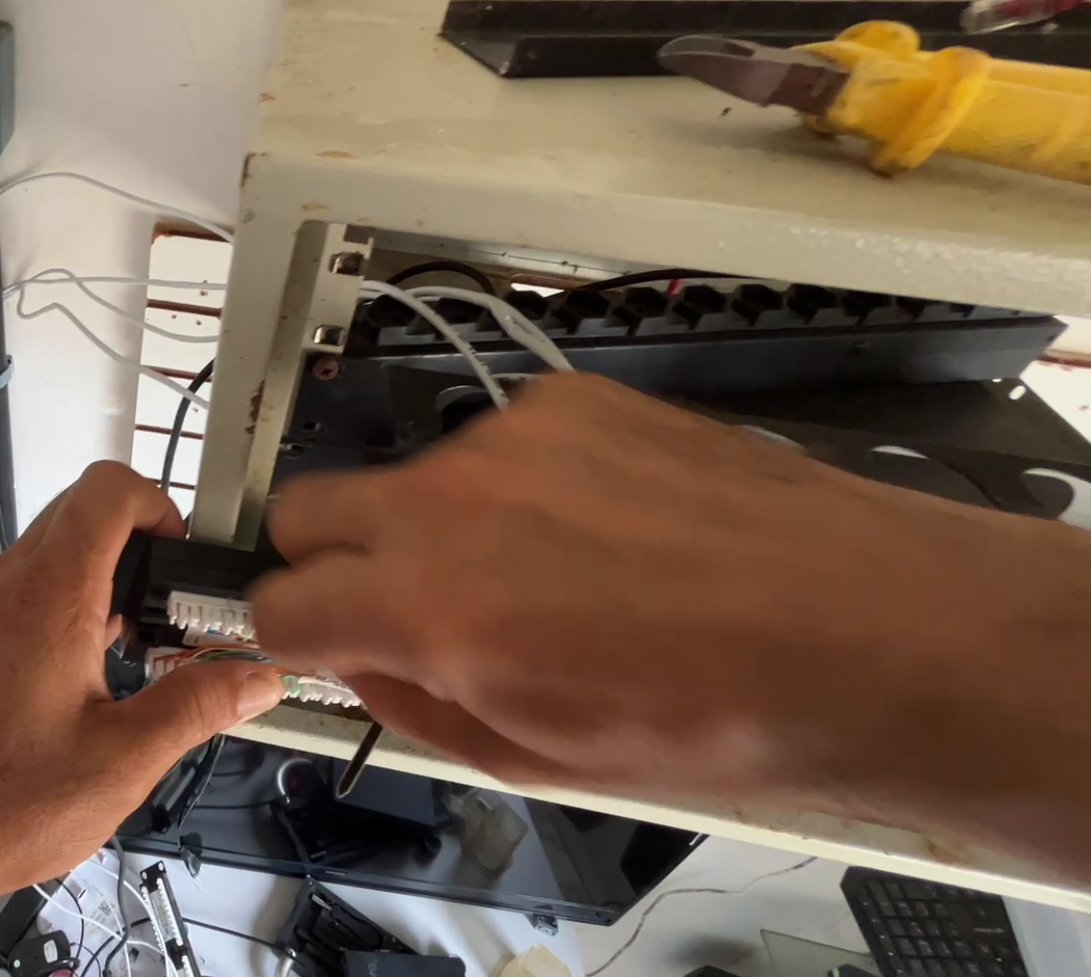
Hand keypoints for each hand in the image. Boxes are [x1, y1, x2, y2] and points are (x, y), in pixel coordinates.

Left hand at [0, 462, 281, 975]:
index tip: (181, 549)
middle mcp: (8, 587)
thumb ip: (196, 706)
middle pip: (80, 508)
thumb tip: (252, 676)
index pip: (106, 490)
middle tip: (167, 599)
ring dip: (100, 570)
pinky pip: (23, 583)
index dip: (156, 502)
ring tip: (130, 640)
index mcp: (51, 597)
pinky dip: (64, 597)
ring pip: (50, 545)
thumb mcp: (120, 760)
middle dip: (136, 537)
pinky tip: (83, 667)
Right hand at [250, 373, 1090, 873]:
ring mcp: (500, 439)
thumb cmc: (720, 716)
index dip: (280, 628)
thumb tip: (354, 659)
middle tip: (379, 591)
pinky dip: (508, 484)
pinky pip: (486, 443)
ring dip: (431, 524)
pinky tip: (583, 523)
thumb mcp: (532, 757)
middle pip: (298, 506)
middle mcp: (444, 505)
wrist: (881, 632)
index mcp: (428, 607)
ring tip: (531, 566)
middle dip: (317, 555)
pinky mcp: (558, 400)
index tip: (303, 631)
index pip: (276, 602)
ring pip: (400, 478)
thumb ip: (406, 702)